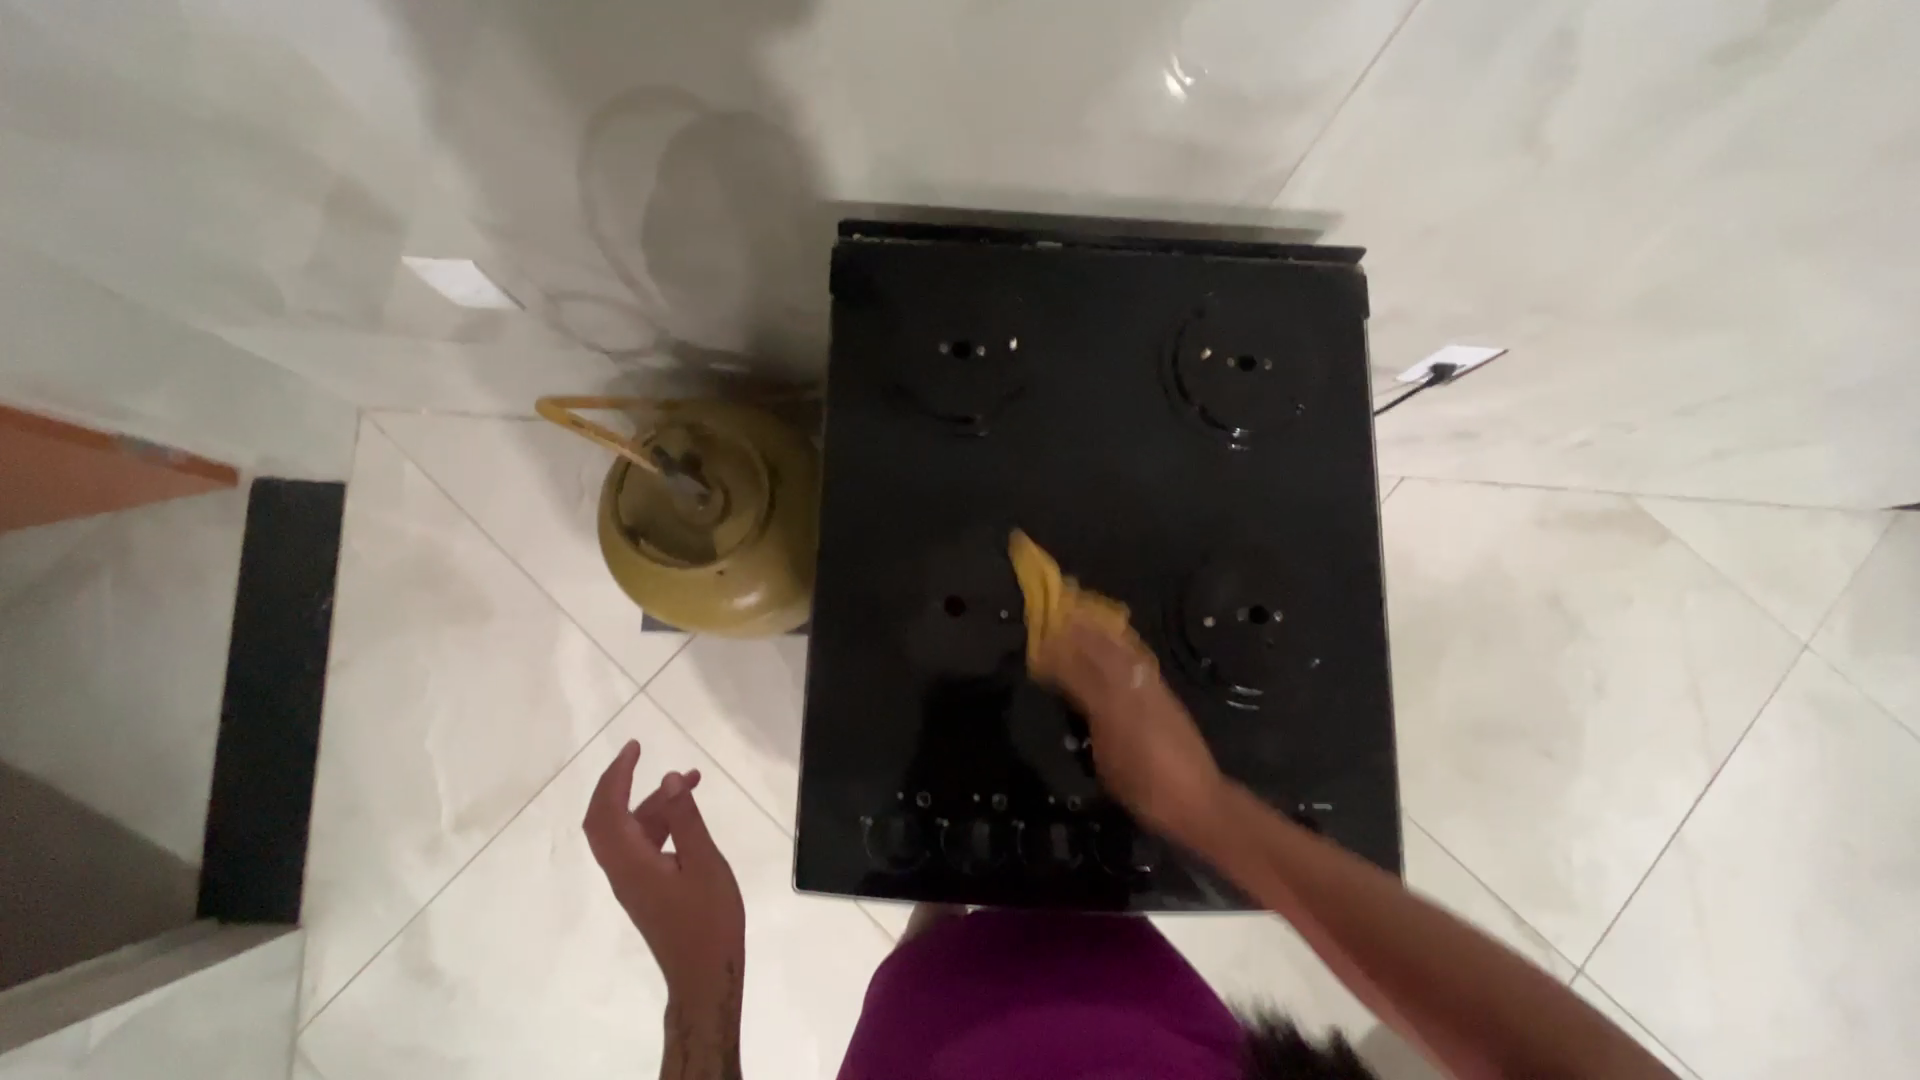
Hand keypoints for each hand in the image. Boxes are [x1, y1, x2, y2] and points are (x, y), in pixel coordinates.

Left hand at [583, 740, 744, 1008]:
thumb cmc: (709, 919)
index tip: (635, 747)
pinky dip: (658, 821)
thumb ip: (685, 819)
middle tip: (639, 754)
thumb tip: (668, 778)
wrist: (705, 975)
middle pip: (603, 820)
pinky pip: (640, 845)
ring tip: (691, 780)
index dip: (615, 776)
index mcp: (631, 862)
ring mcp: (632, 882)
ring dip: (649, 801)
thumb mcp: (705, 863)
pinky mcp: (645, 890)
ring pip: (625, 831)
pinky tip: (686, 816)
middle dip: (617, 783)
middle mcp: (622, 870)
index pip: (607, 811)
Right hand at [1035, 618, 1226, 847]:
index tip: (1039, 646)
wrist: (1196, 800)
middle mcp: (1131, 692)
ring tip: (1083, 615)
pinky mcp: (1165, 693)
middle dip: (1078, 633)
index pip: (1077, 674)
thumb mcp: (1106, 764)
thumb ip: (1091, 726)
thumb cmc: (1144, 791)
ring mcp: (1152, 690)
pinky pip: (1139, 659)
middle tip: (1058, 615)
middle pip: (1100, 654)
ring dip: (1101, 632)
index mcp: (1110, 710)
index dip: (1057, 658)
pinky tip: (1116, 637)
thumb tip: (1077, 703)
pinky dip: (1124, 643)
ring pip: (1122, 651)